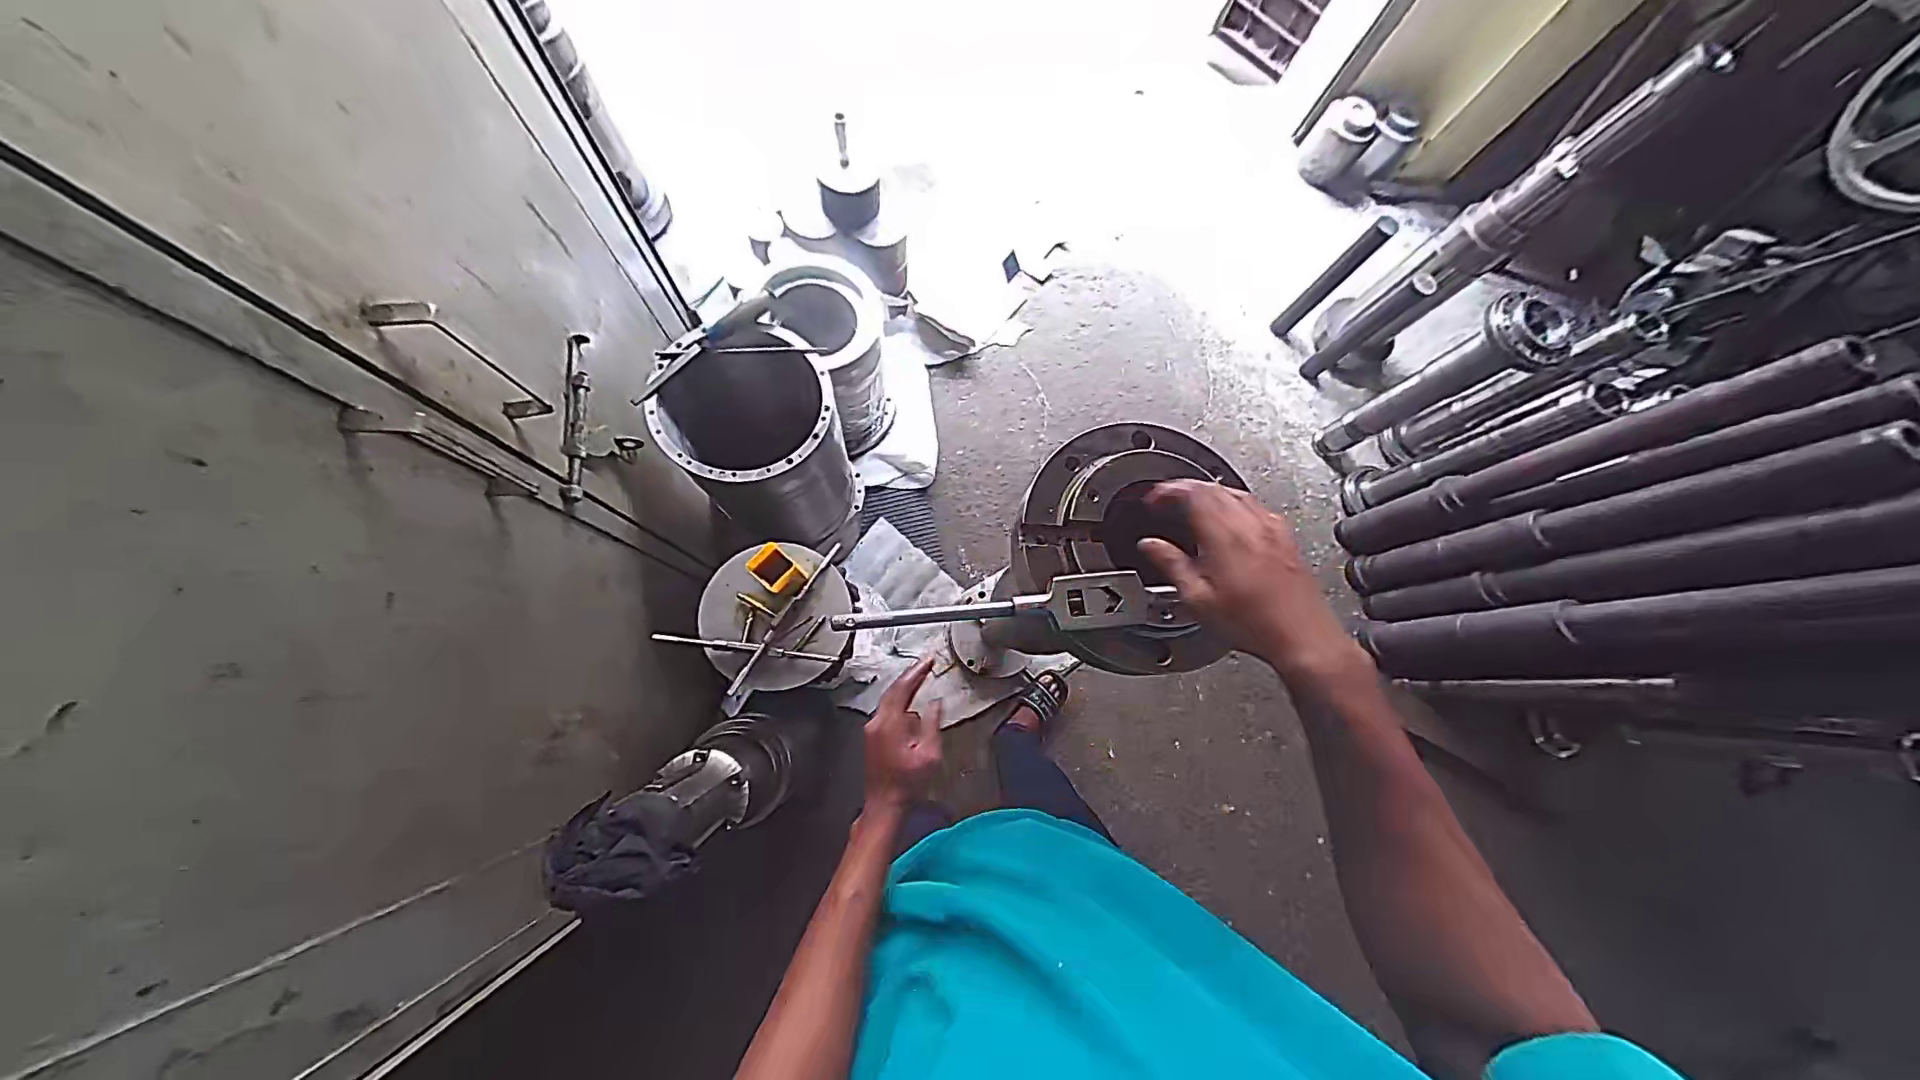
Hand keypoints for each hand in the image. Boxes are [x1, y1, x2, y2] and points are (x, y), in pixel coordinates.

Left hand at [864, 656, 943, 811]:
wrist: (885, 804)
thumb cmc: (907, 785)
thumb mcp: (929, 755)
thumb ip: (932, 724)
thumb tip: (935, 704)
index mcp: (889, 724)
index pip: (902, 688)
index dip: (916, 672)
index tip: (927, 662)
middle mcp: (876, 723)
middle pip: (892, 691)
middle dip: (910, 677)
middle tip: (925, 667)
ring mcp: (871, 730)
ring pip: (888, 700)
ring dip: (904, 690)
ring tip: (920, 681)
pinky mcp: (872, 737)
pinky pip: (886, 711)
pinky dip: (899, 703)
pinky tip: (910, 706)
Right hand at [1136, 480, 1371, 687]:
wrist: (1301, 638)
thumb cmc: (1254, 624)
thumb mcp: (1197, 598)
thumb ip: (1171, 564)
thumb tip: (1149, 545)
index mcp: (1225, 536)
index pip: (1193, 494)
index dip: (1169, 490)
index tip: (1154, 498)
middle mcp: (1251, 526)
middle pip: (1215, 489)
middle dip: (1186, 488)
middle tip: (1167, 499)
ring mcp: (1272, 531)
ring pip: (1237, 494)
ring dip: (1211, 493)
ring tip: (1193, 504)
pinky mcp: (1286, 540)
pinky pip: (1257, 507)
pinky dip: (1235, 503)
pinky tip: (1231, 519)